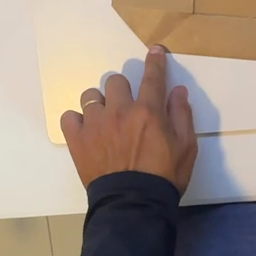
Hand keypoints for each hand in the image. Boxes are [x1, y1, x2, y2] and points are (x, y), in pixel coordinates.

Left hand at [61, 45, 197, 192]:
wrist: (134, 204)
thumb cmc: (164, 177)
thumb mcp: (186, 147)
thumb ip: (182, 115)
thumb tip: (178, 91)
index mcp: (147, 111)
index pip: (152, 77)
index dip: (155, 61)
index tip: (155, 50)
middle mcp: (119, 111)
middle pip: (116, 81)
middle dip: (124, 89)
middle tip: (127, 105)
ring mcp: (95, 124)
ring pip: (91, 95)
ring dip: (100, 102)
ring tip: (105, 118)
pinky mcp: (77, 139)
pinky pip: (69, 116)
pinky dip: (78, 120)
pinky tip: (86, 130)